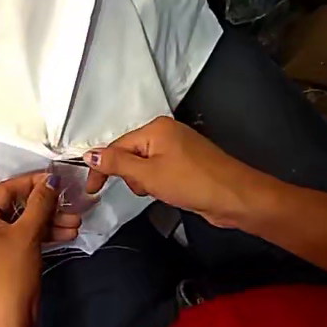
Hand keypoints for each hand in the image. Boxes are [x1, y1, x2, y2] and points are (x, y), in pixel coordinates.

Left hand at [0, 171, 81, 326]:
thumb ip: (40, 203)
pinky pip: (25, 237)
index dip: (33, 183)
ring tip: (74, 222)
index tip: (57, 180)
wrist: (9, 323)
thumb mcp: (27, 234)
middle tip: (69, 204)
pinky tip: (66, 233)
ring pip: (24, 222)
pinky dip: (44, 235)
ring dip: (50, 221)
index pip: (6, 189)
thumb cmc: (9, 279)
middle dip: (46, 206)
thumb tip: (50, 180)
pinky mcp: (4, 258)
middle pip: (16, 206)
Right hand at [84, 117, 274, 227]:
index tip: (93, 188)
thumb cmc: (194, 183)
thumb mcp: (147, 175)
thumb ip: (116, 164)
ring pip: (144, 165)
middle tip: (145, 188)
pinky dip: (158, 183)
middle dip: (131, 176)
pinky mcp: (187, 162)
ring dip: (145, 182)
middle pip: (130, 154)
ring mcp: (178, 147)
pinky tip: (170, 192)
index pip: (116, 146)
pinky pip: (159, 171)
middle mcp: (166, 132)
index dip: (102, 168)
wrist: (236, 198)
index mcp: (156, 128)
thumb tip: (90, 154)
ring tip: (161, 191)